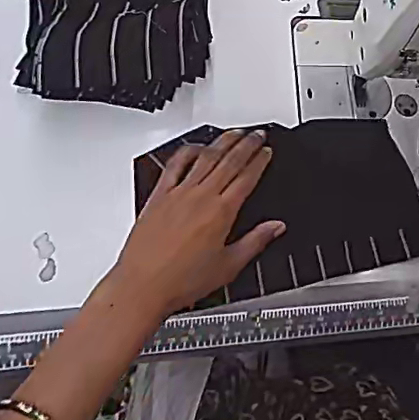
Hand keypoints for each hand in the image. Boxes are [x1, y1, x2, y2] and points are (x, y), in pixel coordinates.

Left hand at [101, 129, 283, 320]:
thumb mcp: (228, 266)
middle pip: (229, 161)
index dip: (259, 161)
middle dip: (247, 145)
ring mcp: (178, 193)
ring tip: (234, 133)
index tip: (266, 151)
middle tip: (257, 135)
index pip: (246, 178)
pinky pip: (174, 165)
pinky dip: (187, 152)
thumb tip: (276, 228)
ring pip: (205, 158)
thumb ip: (256, 242)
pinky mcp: (159, 196)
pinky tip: (195, 147)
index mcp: (221, 213)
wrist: (143, 286)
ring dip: (222, 142)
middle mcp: (201, 197)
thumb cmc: (181, 281)